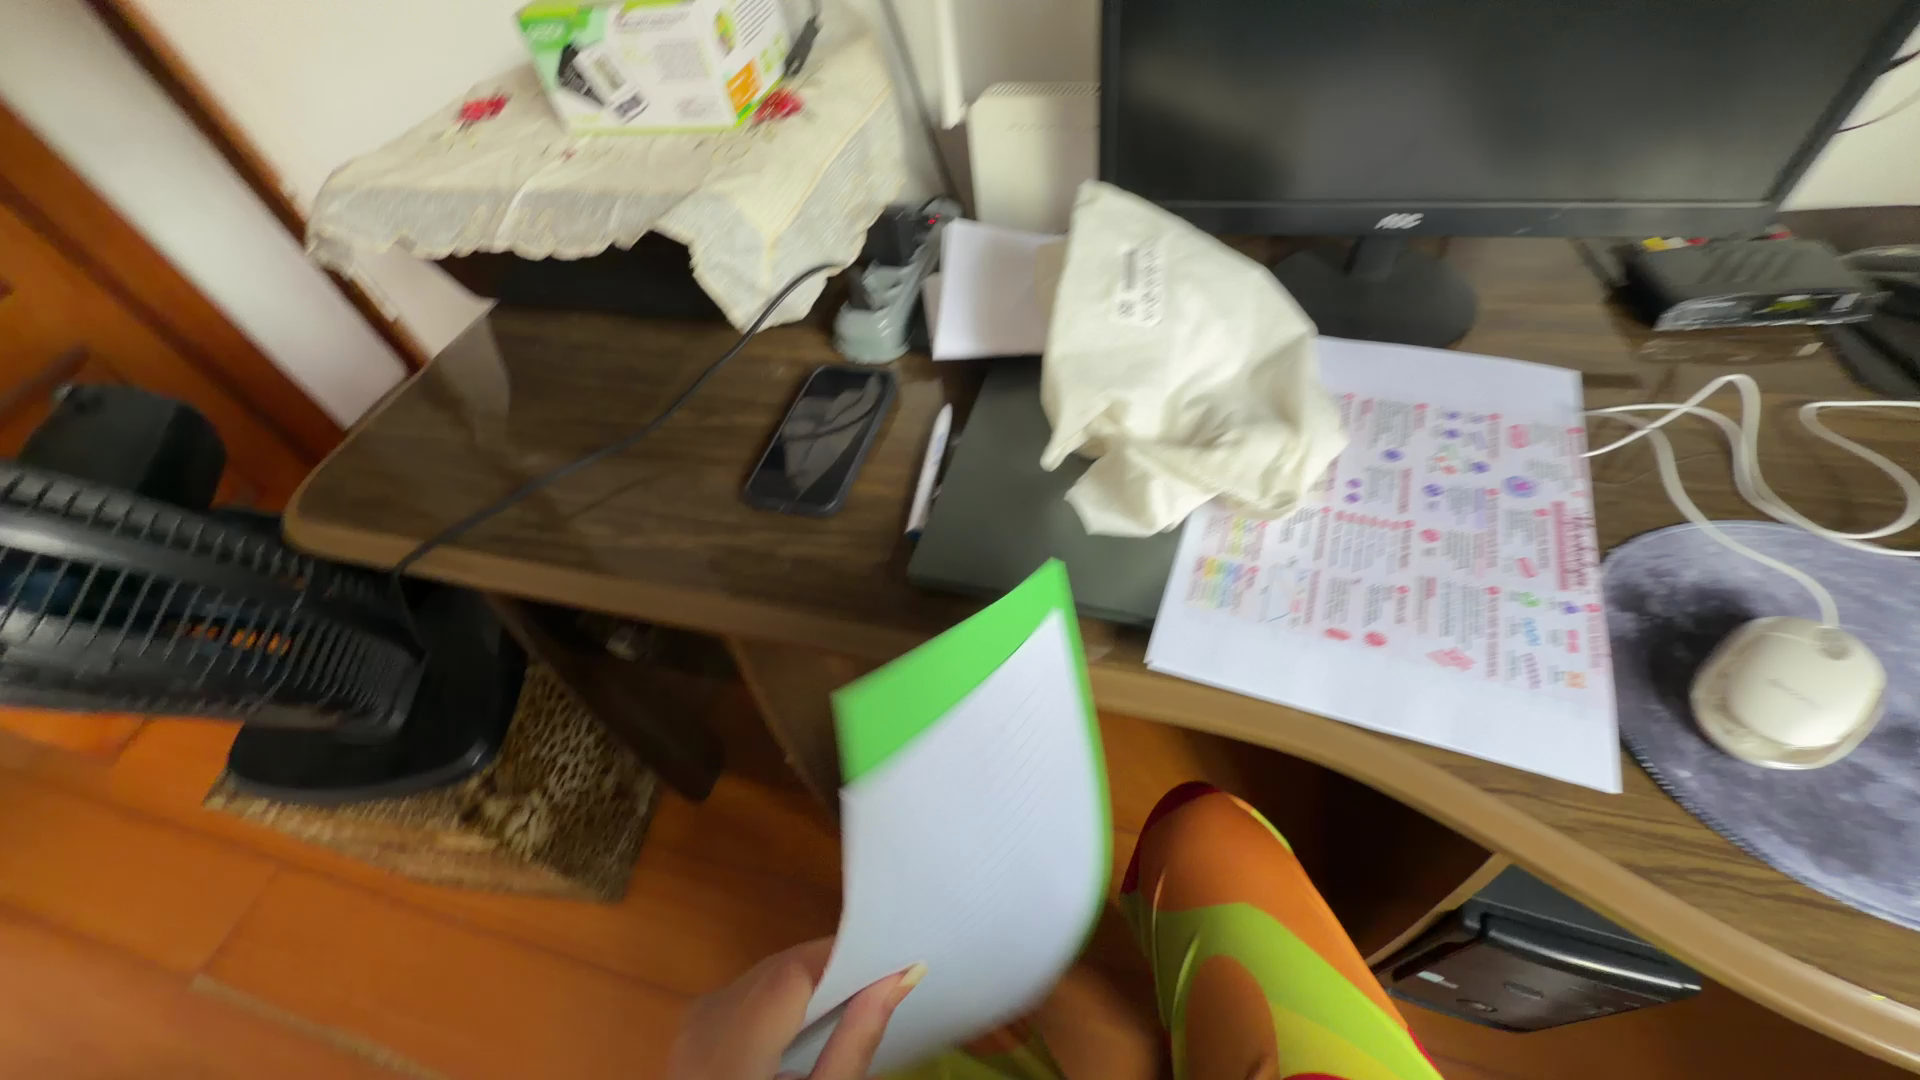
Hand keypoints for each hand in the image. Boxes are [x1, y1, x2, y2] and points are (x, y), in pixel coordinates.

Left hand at [667, 937, 925, 1079]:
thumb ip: (856, 1042)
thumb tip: (900, 978)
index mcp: (731, 1048)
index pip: (795, 970)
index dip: (847, 954)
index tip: (893, 956)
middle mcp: (706, 1022)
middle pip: (782, 968)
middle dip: (834, 967)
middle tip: (883, 976)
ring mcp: (694, 1023)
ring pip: (767, 973)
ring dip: (811, 978)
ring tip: (853, 998)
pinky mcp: (693, 1029)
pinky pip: (749, 991)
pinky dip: (784, 994)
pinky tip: (808, 1016)